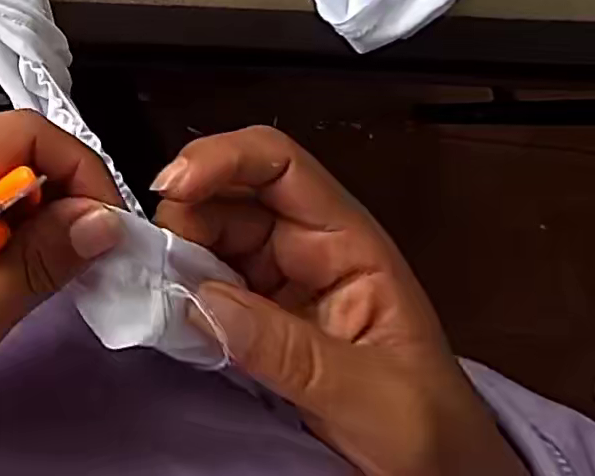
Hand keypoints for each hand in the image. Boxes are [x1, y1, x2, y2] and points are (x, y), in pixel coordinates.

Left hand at [0, 109, 126, 471]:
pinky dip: (20, 224)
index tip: (107, 230)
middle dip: (65, 198)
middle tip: (83, 258)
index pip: (31, 134)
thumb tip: (106, 223)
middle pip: (26, 147)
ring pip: (16, 169)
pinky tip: (16, 265)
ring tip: (49, 269)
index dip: (81, 172)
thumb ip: (38, 262)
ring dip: (44, 215)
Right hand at [153, 127, 524, 475]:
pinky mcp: (252, 309)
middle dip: (187, 212)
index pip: (279, 164)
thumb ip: (294, 354)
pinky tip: (169, 312)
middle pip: (230, 191)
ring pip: (207, 230)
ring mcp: (274, 275)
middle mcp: (304, 243)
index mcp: (345, 239)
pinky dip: (177, 286)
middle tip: (157, 261)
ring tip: (162, 293)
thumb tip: (205, 303)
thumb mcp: (378, 402)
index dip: (224, 157)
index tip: (175, 185)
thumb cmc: (436, 437)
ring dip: (176, 251)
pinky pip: (202, 277)